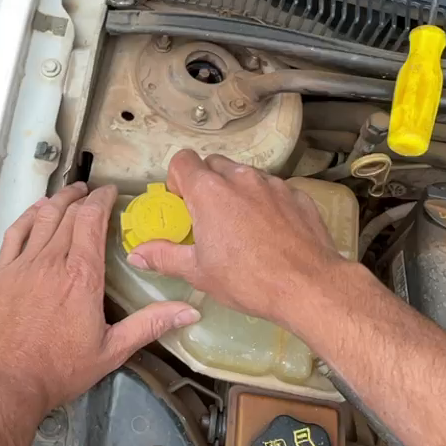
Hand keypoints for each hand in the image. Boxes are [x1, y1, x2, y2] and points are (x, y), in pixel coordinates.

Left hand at [0, 183, 200, 424]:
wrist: (7, 384)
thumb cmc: (59, 370)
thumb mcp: (112, 350)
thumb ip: (150, 325)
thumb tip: (189, 310)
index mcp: (82, 276)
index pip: (92, 220)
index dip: (103, 200)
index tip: (111, 193)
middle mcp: (53, 261)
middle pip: (69, 214)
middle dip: (84, 198)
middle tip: (93, 193)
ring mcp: (23, 264)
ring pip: (43, 217)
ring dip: (59, 200)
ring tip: (70, 193)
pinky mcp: (1, 273)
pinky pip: (15, 232)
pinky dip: (29, 215)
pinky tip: (37, 210)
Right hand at [127, 150, 368, 334]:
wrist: (309, 286)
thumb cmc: (247, 279)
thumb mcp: (198, 272)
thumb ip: (163, 256)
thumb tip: (135, 253)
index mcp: (209, 191)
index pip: (183, 160)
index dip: (178, 179)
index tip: (183, 205)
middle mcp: (240, 177)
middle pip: (214, 164)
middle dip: (207, 184)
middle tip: (209, 217)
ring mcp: (273, 184)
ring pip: (245, 175)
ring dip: (237, 192)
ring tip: (242, 226)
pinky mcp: (298, 195)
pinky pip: (274, 190)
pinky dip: (267, 203)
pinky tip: (272, 233)